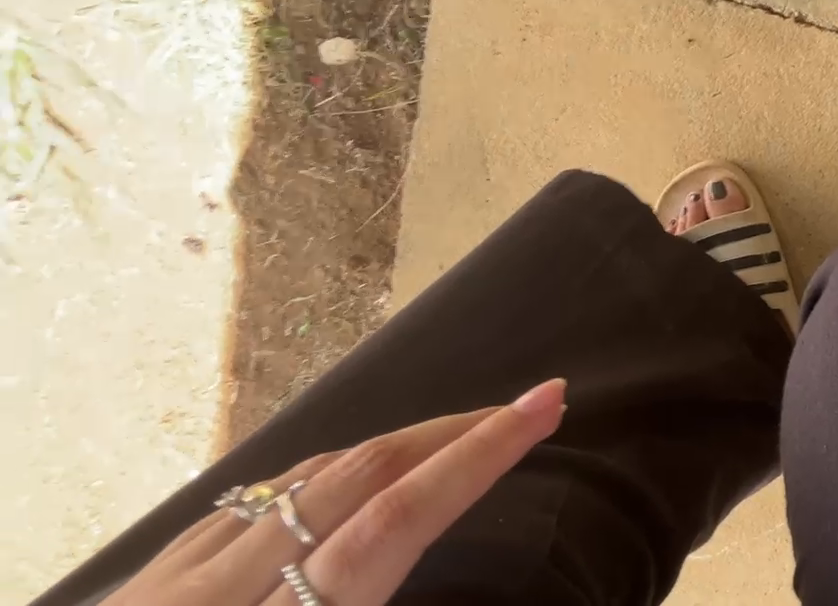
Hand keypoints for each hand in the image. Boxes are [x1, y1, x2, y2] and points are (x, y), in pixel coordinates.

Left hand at [106, 379, 566, 605]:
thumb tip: (431, 557)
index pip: (390, 523)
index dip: (475, 457)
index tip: (546, 404)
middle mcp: (210, 599)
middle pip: (356, 477)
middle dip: (457, 429)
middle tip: (536, 403)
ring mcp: (164, 586)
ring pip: (309, 476)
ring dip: (406, 442)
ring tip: (470, 431)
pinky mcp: (140, 586)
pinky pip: (261, 499)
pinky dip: (339, 469)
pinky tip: (365, 473)